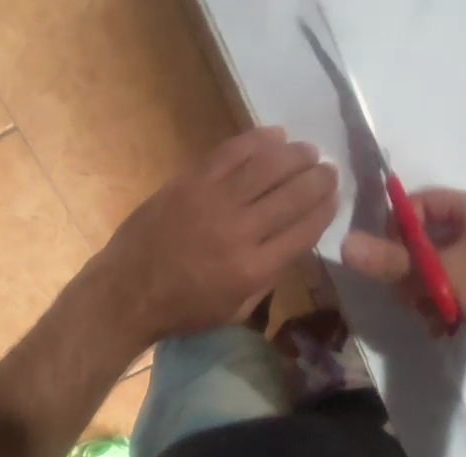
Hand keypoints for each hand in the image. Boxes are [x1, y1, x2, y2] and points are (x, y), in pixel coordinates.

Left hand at [90, 126, 337, 343]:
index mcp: (253, 270)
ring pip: (265, 167)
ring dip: (293, 155)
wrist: (129, 292)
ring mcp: (214, 201)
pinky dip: (256, 141)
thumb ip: (266, 279)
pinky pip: (230, 153)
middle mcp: (240, 231)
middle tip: (330, 170)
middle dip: (317, 180)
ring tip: (308, 151)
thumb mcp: (235, 310)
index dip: (324, 211)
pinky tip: (275, 136)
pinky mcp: (190, 182)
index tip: (336, 198)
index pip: (302, 231)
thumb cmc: (184, 311)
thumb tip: (289, 246)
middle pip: (290, 196)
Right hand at [340, 189, 465, 366]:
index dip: (398, 227)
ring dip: (428, 294)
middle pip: (432, 240)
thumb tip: (345, 245)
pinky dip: (449, 305)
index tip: (385, 258)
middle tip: (406, 296)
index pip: (424, 203)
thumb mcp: (443, 275)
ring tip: (428, 317)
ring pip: (446, 269)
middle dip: (412, 271)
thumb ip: (394, 262)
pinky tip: (444, 328)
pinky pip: (463, 289)